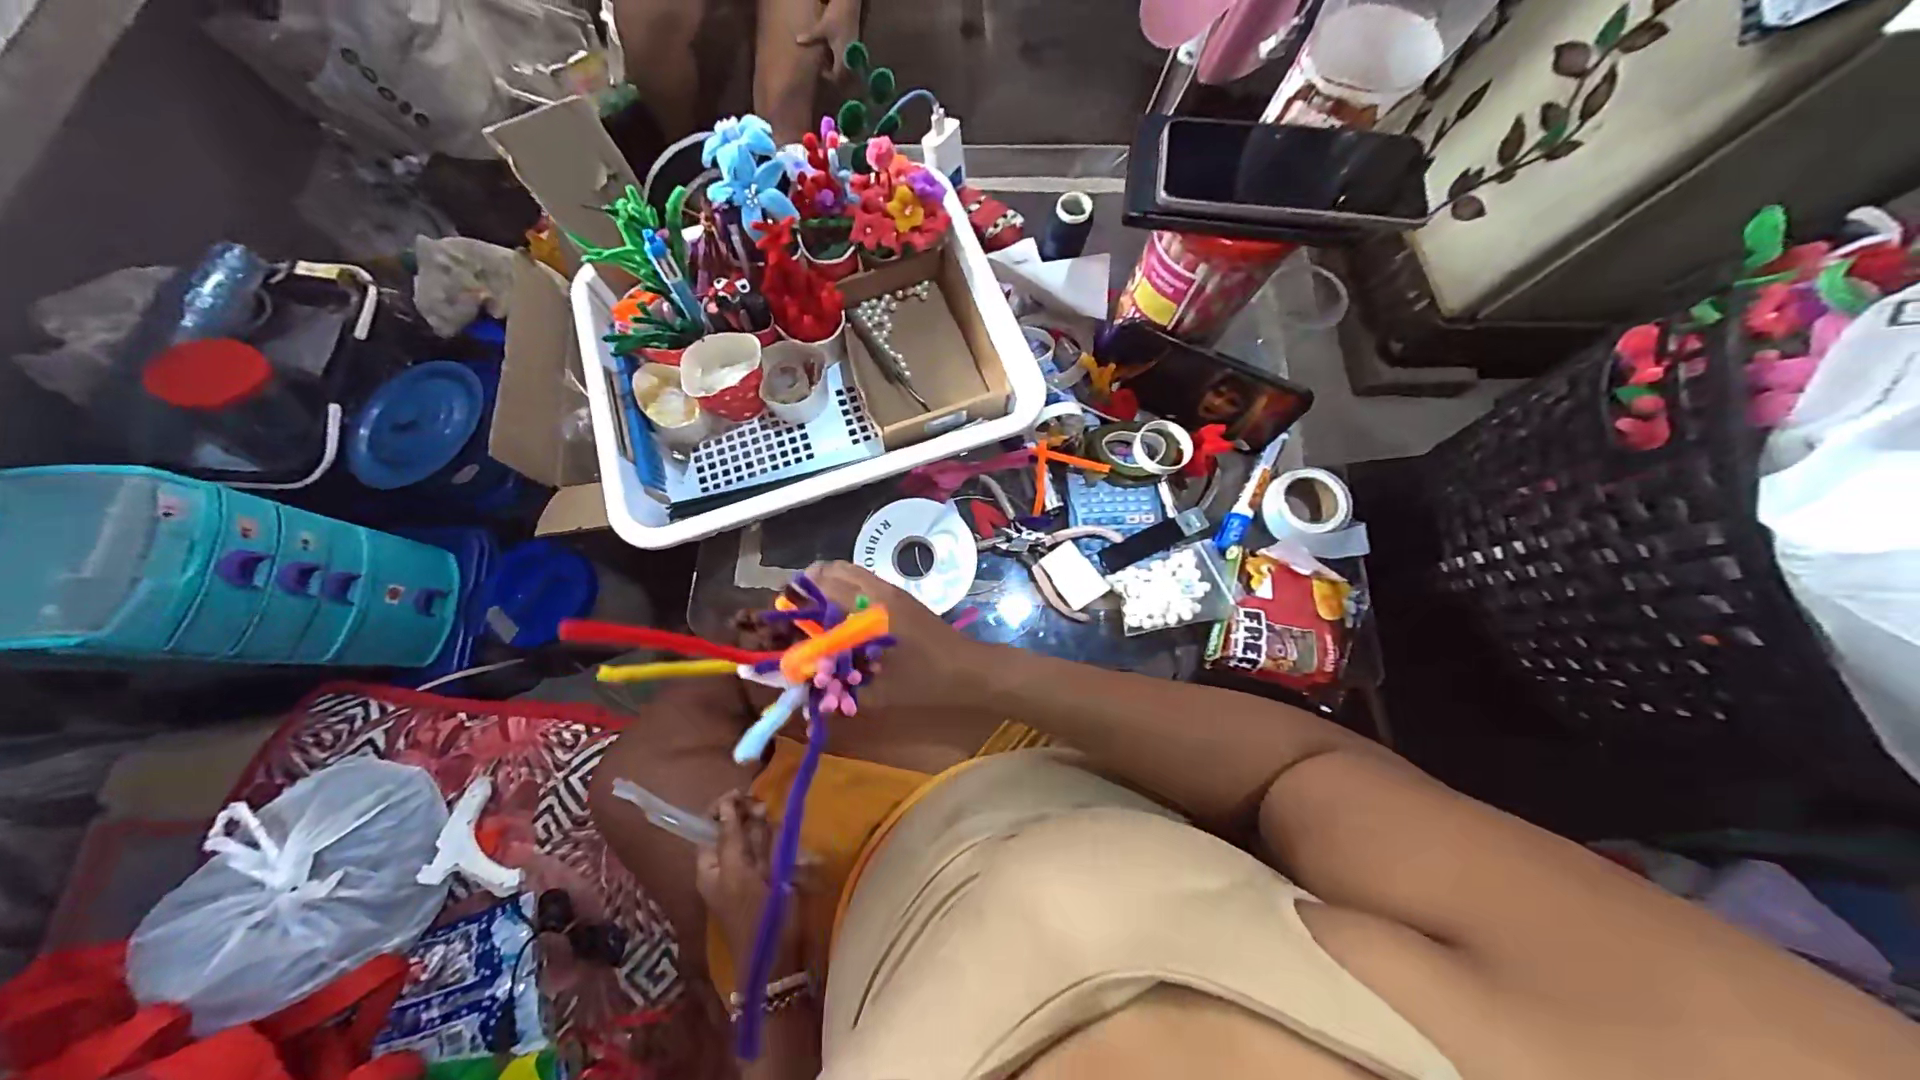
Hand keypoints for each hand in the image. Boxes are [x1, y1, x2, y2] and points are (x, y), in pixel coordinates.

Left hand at [695, 792, 796, 962]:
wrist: (776, 954)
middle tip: (764, 809)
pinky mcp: (774, 874)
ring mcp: (752, 870)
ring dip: (765, 826)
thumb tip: (726, 804)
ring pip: (757, 835)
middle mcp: (728, 865)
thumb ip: (730, 837)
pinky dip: (780, 842)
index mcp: (710, 866)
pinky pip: (774, 848)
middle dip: (749, 815)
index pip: (710, 825)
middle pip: (736, 827)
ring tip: (772, 823)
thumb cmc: (751, 913)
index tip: (742, 794)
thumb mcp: (736, 873)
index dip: (723, 808)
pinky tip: (786, 842)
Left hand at [795, 0, 862, 80]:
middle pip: (843, 73)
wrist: (849, 4)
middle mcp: (849, 56)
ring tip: (827, 61)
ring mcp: (853, 51)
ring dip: (837, 66)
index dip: (830, 77)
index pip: (838, 75)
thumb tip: (797, 40)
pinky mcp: (854, 45)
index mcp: (842, 55)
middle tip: (823, 68)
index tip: (821, 72)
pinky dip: (840, 59)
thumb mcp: (822, 27)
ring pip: (846, 66)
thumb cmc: (836, 17)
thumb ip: (811, 37)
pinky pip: (847, 58)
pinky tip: (832, 52)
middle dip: (833, 73)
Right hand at [805, 561, 990, 712]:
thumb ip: (837, 687)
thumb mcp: (877, 693)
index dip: (793, 603)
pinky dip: (842, 589)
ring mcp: (888, 588)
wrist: (970, 669)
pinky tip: (842, 618)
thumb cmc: (926, 682)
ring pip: (844, 570)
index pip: (818, 590)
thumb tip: (803, 685)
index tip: (780, 622)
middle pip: (827, 571)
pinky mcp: (898, 593)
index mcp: (869, 610)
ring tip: (815, 617)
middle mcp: (875, 590)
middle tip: (795, 618)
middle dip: (805, 590)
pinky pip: (860, 579)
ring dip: (823, 586)